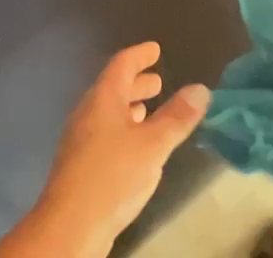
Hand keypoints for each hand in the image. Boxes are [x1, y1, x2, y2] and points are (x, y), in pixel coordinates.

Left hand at [0, 42, 210, 257]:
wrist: (71, 223)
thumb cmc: (113, 175)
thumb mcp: (153, 145)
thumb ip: (176, 117)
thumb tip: (200, 88)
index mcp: (103, 98)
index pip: (121, 64)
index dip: (139, 55)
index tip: (155, 49)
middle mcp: (88, 111)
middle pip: (113, 87)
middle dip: (136, 82)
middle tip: (158, 81)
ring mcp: (81, 137)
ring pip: (108, 111)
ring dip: (129, 106)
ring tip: (149, 109)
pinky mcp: (81, 161)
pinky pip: (104, 130)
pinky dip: (122, 126)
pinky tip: (134, 144)